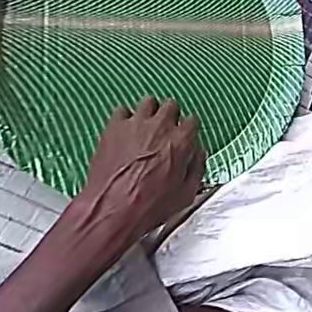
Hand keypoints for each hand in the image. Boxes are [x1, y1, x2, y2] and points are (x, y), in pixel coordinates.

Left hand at [81, 98, 204, 237]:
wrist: (113, 208)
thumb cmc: (149, 205)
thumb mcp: (186, 194)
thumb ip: (196, 167)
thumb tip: (197, 153)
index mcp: (181, 141)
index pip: (192, 122)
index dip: (188, 131)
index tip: (184, 139)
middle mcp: (161, 126)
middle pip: (171, 106)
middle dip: (170, 117)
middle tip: (165, 132)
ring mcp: (136, 123)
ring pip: (148, 102)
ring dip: (150, 113)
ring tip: (145, 128)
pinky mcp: (114, 126)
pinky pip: (122, 110)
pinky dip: (125, 118)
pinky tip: (125, 131)